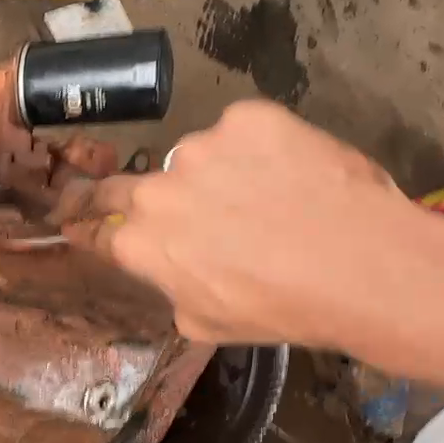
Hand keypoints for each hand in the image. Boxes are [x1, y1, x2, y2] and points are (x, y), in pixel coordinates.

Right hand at [61, 100, 426, 346]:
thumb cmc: (280, 308)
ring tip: (262, 197)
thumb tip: (175, 268)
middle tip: (152, 201)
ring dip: (210, 175)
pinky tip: (288, 171)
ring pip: (192, 159)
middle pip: (120, 185)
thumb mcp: (204, 323)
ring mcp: (201, 148)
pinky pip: (239, 132)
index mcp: (139, 244)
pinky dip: (255, 148)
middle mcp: (156, 190)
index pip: (96, 228)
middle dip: (121, 194)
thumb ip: (171, 286)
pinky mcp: (247, 119)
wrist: (362, 267)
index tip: (80, 219)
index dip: (87, 225)